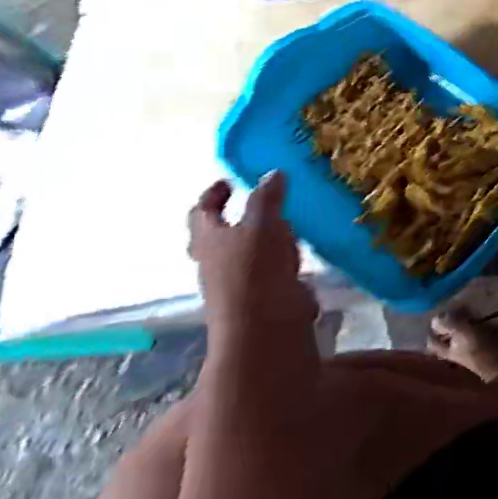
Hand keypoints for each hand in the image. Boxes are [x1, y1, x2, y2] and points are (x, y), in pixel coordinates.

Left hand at [188, 172, 316, 338]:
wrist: (264, 324)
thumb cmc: (255, 268)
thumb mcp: (263, 223)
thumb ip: (268, 198)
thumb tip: (273, 173)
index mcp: (208, 238)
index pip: (201, 211)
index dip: (212, 195)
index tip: (227, 181)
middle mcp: (213, 261)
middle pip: (213, 237)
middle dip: (228, 220)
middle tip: (248, 205)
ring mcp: (233, 283)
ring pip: (240, 256)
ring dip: (256, 241)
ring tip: (282, 227)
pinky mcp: (256, 299)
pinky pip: (265, 272)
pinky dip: (276, 261)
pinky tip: (296, 257)